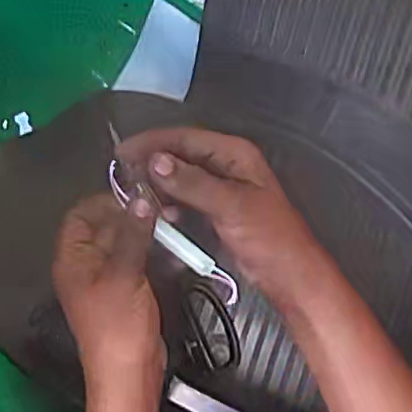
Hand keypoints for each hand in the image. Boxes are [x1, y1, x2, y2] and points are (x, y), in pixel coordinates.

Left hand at [52, 194, 164, 382]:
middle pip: (106, 227)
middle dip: (132, 217)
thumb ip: (133, 234)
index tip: (134, 197)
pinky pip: (139, 262)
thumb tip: (141, 201)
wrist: (129, 372)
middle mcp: (87, 266)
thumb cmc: (116, 328)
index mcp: (73, 260)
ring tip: (171, 227)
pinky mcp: (128, 290)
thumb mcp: (124, 274)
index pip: (80, 216)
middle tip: (160, 209)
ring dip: (147, 235)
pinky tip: (173, 252)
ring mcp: (108, 279)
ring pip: (126, 243)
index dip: (105, 202)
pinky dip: (154, 254)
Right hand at [116, 128, 325, 305]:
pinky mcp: (215, 210)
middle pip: (180, 156)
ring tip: (136, 195)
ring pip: (180, 178)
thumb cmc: (270, 237)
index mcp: (235, 154)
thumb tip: (157, 162)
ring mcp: (220, 189)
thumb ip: (192, 183)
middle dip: (151, 164)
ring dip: (158, 186)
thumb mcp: (230, 205)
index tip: (124, 152)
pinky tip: (160, 214)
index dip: (152, 143)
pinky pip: (185, 200)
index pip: (185, 138)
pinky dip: (169, 204)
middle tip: (123, 175)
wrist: (288, 273)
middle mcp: (227, 166)